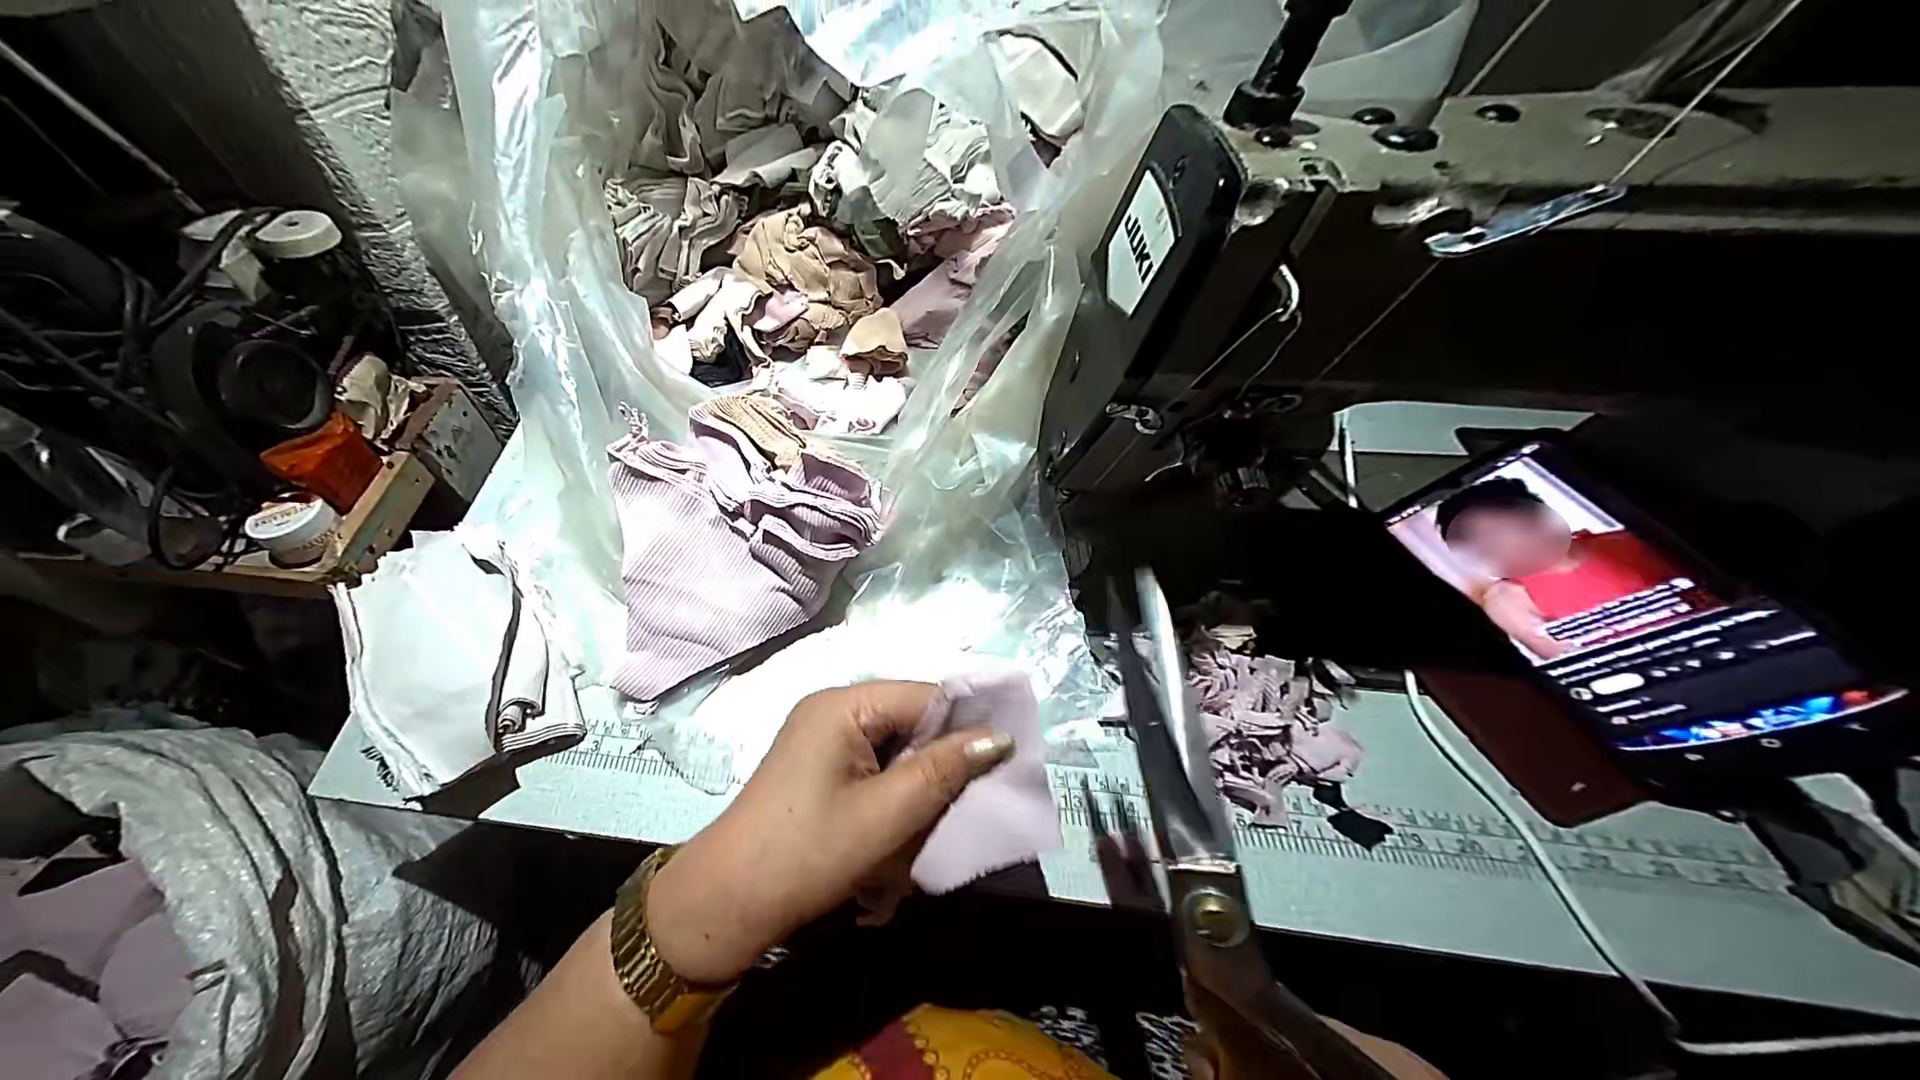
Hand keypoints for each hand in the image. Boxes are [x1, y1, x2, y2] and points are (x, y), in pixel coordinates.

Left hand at [643, 680, 1014, 984]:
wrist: (726, 904)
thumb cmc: (807, 854)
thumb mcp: (885, 815)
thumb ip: (944, 770)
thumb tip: (999, 738)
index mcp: (843, 705)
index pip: (924, 696)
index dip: (967, 723)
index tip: (1006, 756)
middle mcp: (834, 709)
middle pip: (912, 718)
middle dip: (943, 756)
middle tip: (976, 794)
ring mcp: (825, 737)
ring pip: (898, 744)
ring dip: (922, 778)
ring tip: (943, 812)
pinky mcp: (822, 765)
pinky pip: (877, 764)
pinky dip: (898, 789)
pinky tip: (909, 821)